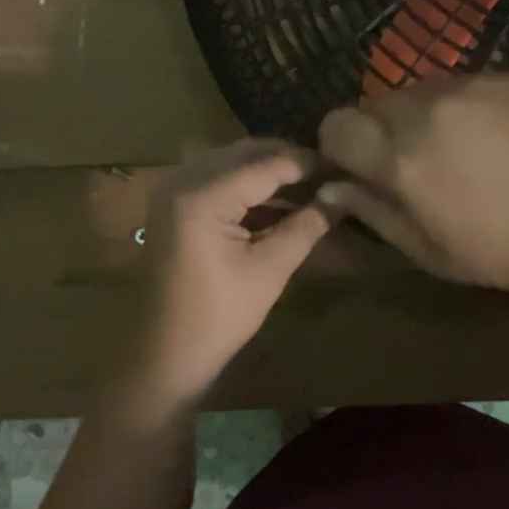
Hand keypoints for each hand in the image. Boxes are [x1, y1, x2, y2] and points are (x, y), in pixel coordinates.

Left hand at [128, 139, 332, 405]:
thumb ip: (307, 225)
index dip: (309, 164)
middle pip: (246, 154)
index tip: (345, 167)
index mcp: (203, 195)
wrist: (164, 354)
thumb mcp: (270, 269)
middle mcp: (183, 180)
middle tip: (331, 176)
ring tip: (312, 189)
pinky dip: (247, 187)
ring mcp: (173, 190)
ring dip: (269, 173)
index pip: (267, 164)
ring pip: (231, 163)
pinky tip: (279, 202)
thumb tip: (342, 194)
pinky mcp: (172, 205)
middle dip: (289, 162)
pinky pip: (216, 180)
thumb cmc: (218, 317)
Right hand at [318, 75, 508, 301]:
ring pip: (418, 91)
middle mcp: (427, 109)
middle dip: (380, 132)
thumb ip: (373, 213)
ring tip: (461, 152)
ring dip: (421, 117)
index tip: (360, 169)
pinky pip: (463, 84)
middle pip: (374, 104)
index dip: (339, 147)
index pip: (335, 125)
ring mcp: (471, 85)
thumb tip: (333, 187)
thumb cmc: (507, 254)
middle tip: (413, 166)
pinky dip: (464, 107)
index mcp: (401, 158)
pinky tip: (499, 140)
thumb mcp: (429, 252)